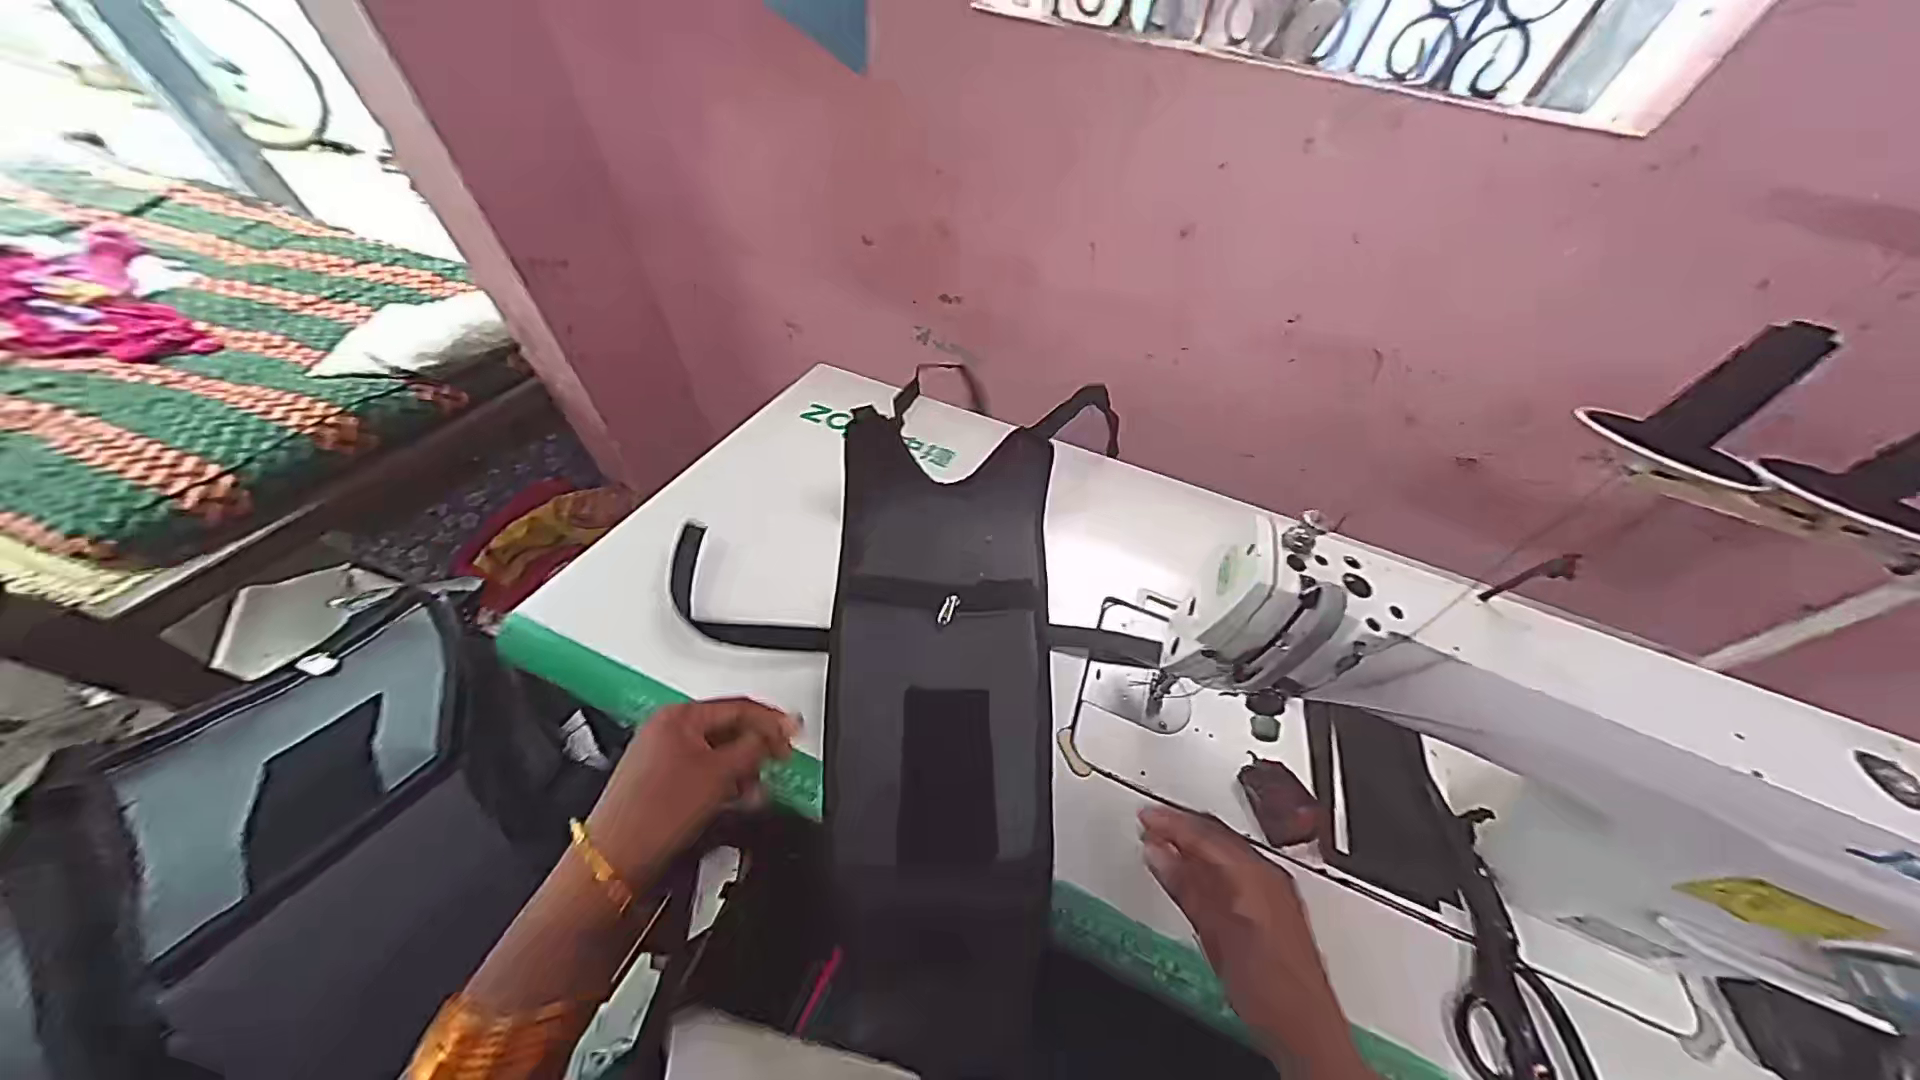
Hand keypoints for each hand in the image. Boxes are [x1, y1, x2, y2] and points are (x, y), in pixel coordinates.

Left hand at [586, 698, 797, 875]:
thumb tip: (779, 730)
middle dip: (757, 747)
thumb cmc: (653, 815)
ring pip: (718, 752)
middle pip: (729, 729)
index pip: (740, 707)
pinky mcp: (660, 780)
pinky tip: (736, 797)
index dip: (772, 721)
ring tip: (758, 786)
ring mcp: (661, 754)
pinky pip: (704, 770)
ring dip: (743, 768)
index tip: (793, 733)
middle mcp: (667, 729)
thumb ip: (756, 746)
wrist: (615, 860)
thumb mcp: (721, 773)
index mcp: (679, 716)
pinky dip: (724, 781)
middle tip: (780, 758)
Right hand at [1140, 806, 1371, 1077]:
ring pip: (1226, 848)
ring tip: (1162, 842)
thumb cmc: (1268, 990)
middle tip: (1149, 823)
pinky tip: (1191, 870)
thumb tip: (1157, 853)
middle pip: (1217, 835)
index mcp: (1254, 875)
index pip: (1204, 833)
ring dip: (1193, 843)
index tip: (1146, 816)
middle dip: (1180, 826)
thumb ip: (1184, 886)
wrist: (1306, 1032)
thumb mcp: (1214, 933)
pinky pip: (1237, 866)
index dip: (1170, 821)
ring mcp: (1274, 889)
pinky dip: (1209, 861)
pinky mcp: (1275, 904)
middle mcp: (1268, 875)